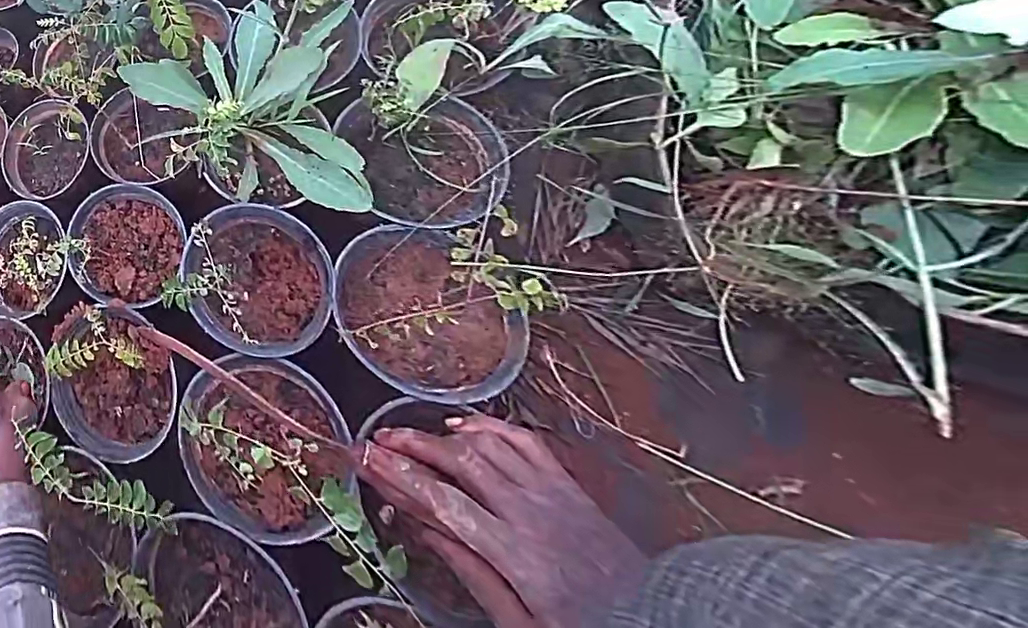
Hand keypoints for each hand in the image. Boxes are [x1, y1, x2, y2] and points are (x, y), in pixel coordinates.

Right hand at [357, 415, 646, 627]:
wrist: (666, 624)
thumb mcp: (522, 622)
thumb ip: (471, 571)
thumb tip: (424, 526)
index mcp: (516, 554)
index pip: (442, 500)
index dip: (397, 474)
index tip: (364, 456)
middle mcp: (530, 513)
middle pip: (457, 459)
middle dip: (410, 443)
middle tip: (378, 439)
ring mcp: (551, 492)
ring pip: (484, 442)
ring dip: (441, 432)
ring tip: (412, 435)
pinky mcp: (568, 484)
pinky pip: (521, 439)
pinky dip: (486, 424)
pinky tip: (462, 425)